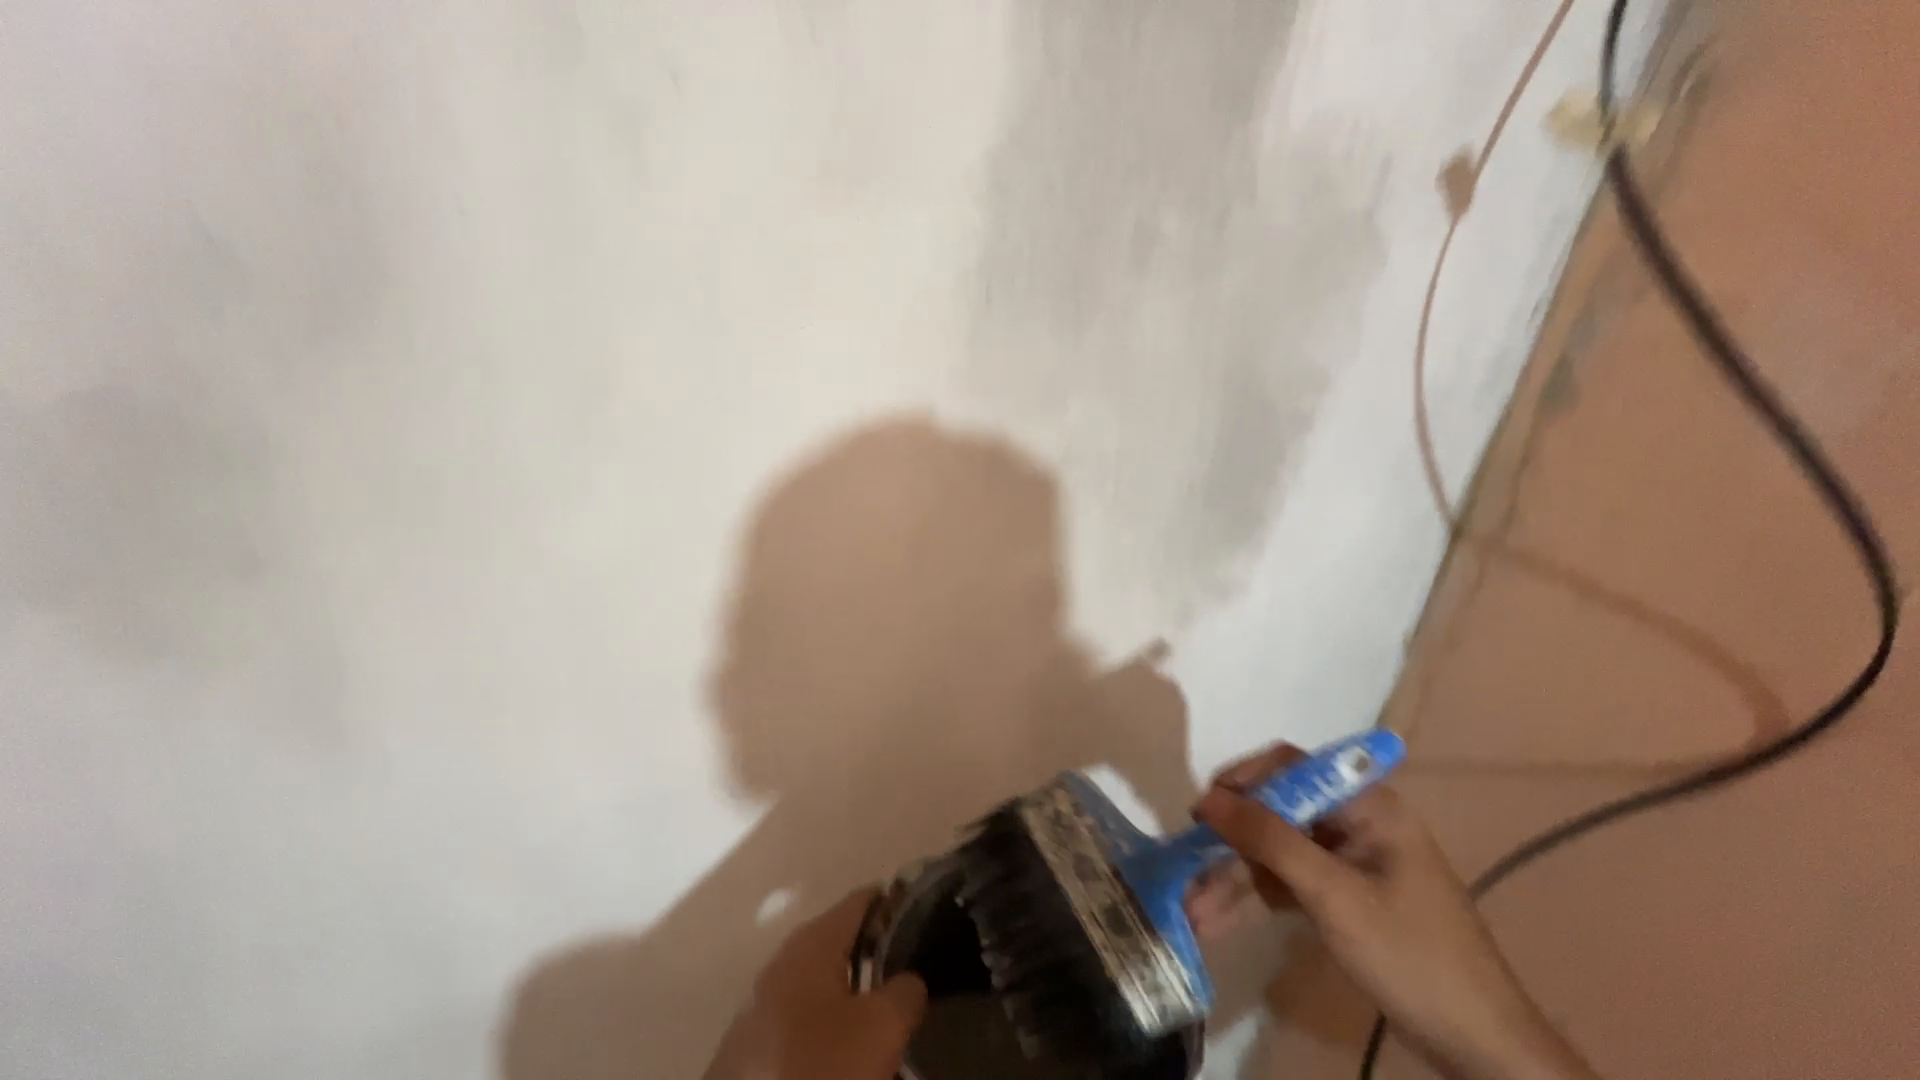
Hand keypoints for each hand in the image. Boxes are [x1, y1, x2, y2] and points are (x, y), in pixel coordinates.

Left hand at [702, 889, 927, 1079]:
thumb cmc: (822, 1067)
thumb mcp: (882, 1027)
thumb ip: (905, 991)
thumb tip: (907, 980)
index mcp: (811, 944)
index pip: (860, 900)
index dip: (894, 901)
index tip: (924, 912)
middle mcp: (783, 961)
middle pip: (840, 939)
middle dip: (875, 946)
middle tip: (912, 962)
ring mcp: (764, 1002)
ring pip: (822, 979)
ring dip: (853, 986)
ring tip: (886, 1005)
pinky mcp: (756, 1042)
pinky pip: (806, 1015)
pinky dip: (831, 1018)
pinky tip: (849, 1041)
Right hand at [1189, 743, 1598, 1079]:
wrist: (1478, 1043)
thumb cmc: (1409, 955)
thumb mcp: (1332, 893)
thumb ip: (1269, 839)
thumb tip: (1208, 797)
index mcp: (1367, 805)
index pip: (1291, 768)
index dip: (1242, 782)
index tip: (1202, 814)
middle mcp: (1357, 822)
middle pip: (1278, 812)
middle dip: (1231, 846)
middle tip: (1188, 876)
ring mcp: (1351, 861)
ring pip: (1278, 851)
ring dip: (1236, 877)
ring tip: (1195, 913)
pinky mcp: (1346, 896)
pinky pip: (1290, 881)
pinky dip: (1258, 898)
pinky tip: (1221, 920)